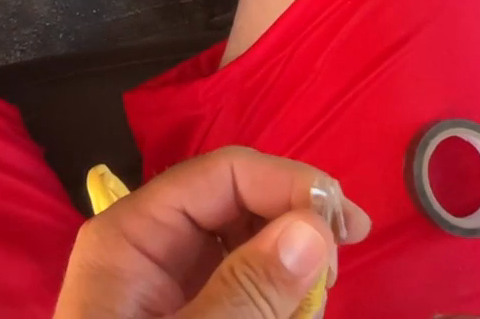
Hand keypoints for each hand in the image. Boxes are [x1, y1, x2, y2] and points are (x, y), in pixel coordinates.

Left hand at [53, 146, 371, 318]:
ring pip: (248, 240)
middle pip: (238, 201)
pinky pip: (244, 283)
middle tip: (342, 261)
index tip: (345, 226)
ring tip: (316, 302)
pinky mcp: (193, 312)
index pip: (221, 173)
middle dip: (293, 222)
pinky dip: (276, 298)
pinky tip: (296, 314)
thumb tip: (312, 227)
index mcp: (134, 233)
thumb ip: (246, 293)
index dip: (286, 183)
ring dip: (290, 264)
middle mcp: (153, 244)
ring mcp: (172, 280)